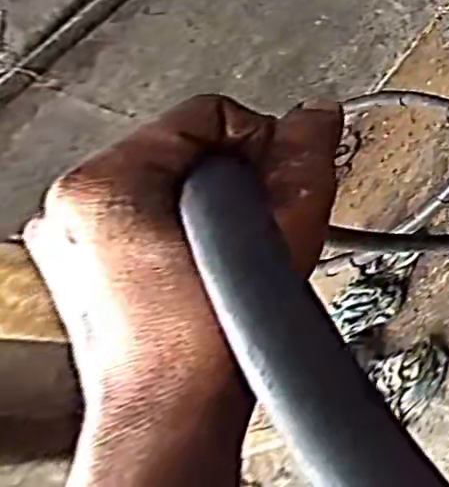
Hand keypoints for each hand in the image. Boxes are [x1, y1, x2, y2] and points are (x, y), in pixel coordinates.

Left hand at [25, 95, 340, 483]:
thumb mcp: (290, 215)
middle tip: (260, 218)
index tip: (270, 188)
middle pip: (200, 142)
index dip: (265, 144)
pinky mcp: (91, 255)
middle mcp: (73, 203)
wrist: (178, 394)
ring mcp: (76, 233)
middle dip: (247, 172)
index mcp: (105, 184)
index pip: (215, 112)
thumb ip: (306, 150)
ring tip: (241, 239)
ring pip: (188, 175)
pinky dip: (205, 218)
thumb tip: (317, 112)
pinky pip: (167, 204)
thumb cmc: (218, 318)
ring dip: (230, 198)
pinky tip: (219, 251)